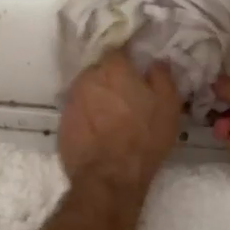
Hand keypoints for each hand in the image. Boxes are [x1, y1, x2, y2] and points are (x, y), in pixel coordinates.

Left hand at [58, 48, 181, 193]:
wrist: (109, 178)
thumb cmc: (144, 138)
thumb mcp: (168, 105)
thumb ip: (162, 76)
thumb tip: (155, 62)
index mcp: (114, 69)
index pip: (116, 51)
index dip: (126, 61)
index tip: (134, 71)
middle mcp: (88, 78)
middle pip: (98, 71)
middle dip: (109, 79)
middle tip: (124, 97)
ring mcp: (71, 101)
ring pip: (85, 91)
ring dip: (96, 98)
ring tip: (110, 117)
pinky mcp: (62, 124)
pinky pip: (76, 112)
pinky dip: (85, 117)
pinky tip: (97, 133)